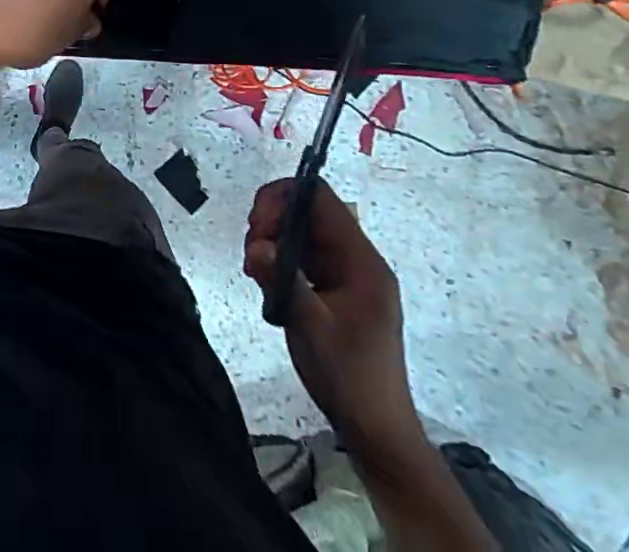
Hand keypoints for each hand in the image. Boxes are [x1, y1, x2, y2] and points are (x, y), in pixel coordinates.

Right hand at [243, 180, 421, 452]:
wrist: (378, 428)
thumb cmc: (348, 376)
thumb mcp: (310, 327)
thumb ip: (282, 281)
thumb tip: (254, 245)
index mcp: (361, 259)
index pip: (321, 199)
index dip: (282, 199)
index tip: (257, 228)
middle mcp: (357, 259)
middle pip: (310, 213)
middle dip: (273, 222)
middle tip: (250, 255)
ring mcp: (348, 275)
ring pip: (305, 236)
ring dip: (274, 244)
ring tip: (254, 273)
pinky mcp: (338, 291)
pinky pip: (307, 260)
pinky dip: (283, 263)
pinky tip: (268, 286)